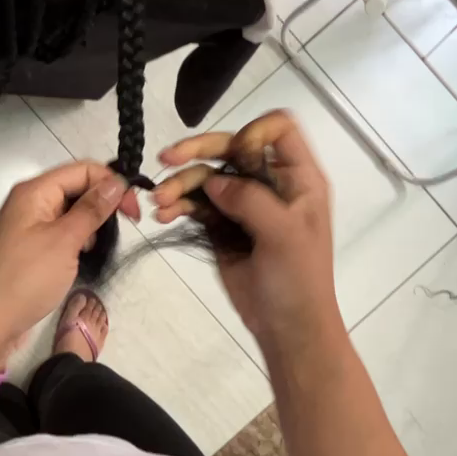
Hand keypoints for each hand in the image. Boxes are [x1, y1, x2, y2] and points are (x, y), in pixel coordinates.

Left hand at [0, 160, 140, 370]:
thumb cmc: (27, 279)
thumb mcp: (64, 241)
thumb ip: (91, 209)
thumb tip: (116, 182)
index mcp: (34, 191)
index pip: (82, 170)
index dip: (111, 183)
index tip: (134, 212)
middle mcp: (29, 201)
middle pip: (76, 187)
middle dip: (102, 203)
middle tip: (125, 228)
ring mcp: (28, 224)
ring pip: (70, 210)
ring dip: (90, 223)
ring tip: (95, 246)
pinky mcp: (30, 246)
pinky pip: (60, 231)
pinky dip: (76, 238)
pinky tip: (81, 255)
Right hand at [151, 110, 340, 358]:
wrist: (286, 325)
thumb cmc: (298, 279)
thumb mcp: (283, 235)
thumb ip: (250, 200)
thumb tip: (213, 180)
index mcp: (297, 178)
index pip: (278, 130)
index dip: (253, 131)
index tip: (232, 154)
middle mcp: (269, 183)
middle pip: (231, 148)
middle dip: (198, 151)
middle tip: (167, 159)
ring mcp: (242, 204)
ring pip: (206, 177)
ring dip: (179, 184)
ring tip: (158, 202)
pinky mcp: (221, 225)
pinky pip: (195, 204)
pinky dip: (177, 206)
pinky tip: (163, 216)